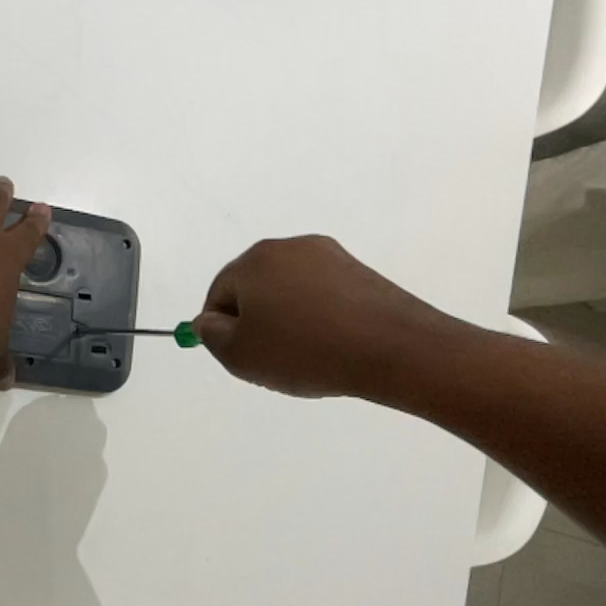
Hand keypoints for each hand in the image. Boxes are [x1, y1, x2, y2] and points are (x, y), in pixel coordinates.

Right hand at [194, 235, 464, 398]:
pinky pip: (321, 295)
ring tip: (305, 355)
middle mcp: (289, 247)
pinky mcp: (361, 272)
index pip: (218, 292)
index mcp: (254, 261)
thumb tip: (210, 320)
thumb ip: (211, 335)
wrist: (395, 351)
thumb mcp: (239, 355)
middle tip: (270, 358)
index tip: (240, 355)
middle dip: (255, 320)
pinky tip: (331, 346)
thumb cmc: (305, 352)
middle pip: (254, 287)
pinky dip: (318, 318)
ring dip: (287, 320)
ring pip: (288, 292)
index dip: (222, 328)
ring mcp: (330, 256)